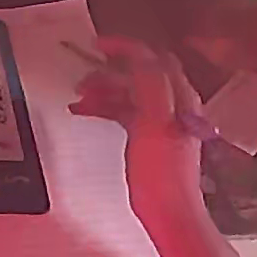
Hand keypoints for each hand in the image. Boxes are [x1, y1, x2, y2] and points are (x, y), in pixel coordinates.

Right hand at [68, 37, 205, 219]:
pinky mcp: (148, 136)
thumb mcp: (154, 124)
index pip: (151, 59)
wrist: (167, 211)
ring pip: (129, 93)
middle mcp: (173, 103)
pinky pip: (124, 111)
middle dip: (108, 72)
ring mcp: (160, 120)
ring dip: (103, 91)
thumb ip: (150, 87)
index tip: (95, 45)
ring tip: (78, 98)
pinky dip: (105, 107)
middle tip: (81, 80)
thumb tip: (139, 57)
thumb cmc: (160, 173)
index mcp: (179, 97)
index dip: (125, 47)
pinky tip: (85, 112)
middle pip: (138, 74)